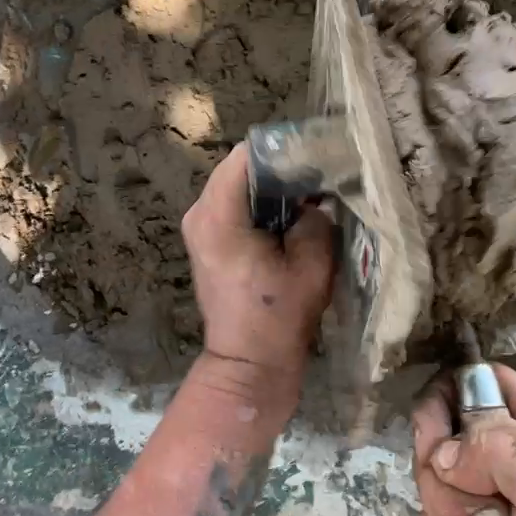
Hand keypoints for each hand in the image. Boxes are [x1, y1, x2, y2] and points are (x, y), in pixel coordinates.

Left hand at [181, 144, 334, 384]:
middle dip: (278, 167)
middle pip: (240, 167)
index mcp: (218, 215)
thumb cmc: (278, 316)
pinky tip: (290, 212)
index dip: (282, 150)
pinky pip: (234, 202)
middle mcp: (200, 212)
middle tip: (316, 171)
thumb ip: (315, 218)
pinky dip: (260, 202)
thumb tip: (315, 196)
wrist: (248, 365)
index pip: (246, 157)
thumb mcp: (312, 263)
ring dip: (270, 186)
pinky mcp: (207, 238)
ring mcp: (199, 224)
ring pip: (238, 183)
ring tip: (308, 190)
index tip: (313, 153)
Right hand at [410, 365, 515, 515]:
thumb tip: (443, 453)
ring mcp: (483, 498)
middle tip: (491, 500)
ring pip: (430, 482)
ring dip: (454, 512)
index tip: (443, 434)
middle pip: (440, 431)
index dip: (449, 396)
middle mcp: (502, 452)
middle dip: (448, 468)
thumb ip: (504, 447)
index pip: (473, 378)